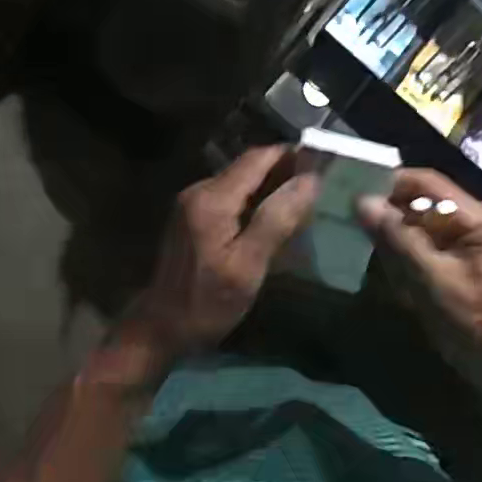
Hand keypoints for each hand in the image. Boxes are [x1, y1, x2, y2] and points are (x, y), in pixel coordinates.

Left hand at [114, 146, 316, 376]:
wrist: (160, 327)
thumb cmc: (208, 302)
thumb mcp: (248, 266)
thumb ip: (276, 220)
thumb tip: (309, 180)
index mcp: (213, 198)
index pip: (257, 158)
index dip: (290, 154)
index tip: (321, 160)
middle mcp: (199, 188)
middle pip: (247, 165)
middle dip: (282, 169)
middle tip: (318, 182)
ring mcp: (192, 199)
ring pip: (239, 178)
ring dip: (269, 183)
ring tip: (302, 198)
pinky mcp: (191, 212)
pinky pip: (229, 193)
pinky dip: (254, 197)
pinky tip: (272, 215)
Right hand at [357, 169, 481, 389]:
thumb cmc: (473, 326)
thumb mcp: (431, 281)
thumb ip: (397, 239)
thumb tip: (362, 201)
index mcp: (479, 219)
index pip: (429, 182)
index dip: (391, 181)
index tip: (356, 188)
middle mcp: (478, 218)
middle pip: (424, 196)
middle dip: (390, 204)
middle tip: (355, 211)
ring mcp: (472, 236)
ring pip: (422, 214)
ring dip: (395, 224)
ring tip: (366, 232)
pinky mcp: (463, 253)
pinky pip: (426, 234)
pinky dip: (405, 241)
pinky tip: (387, 255)